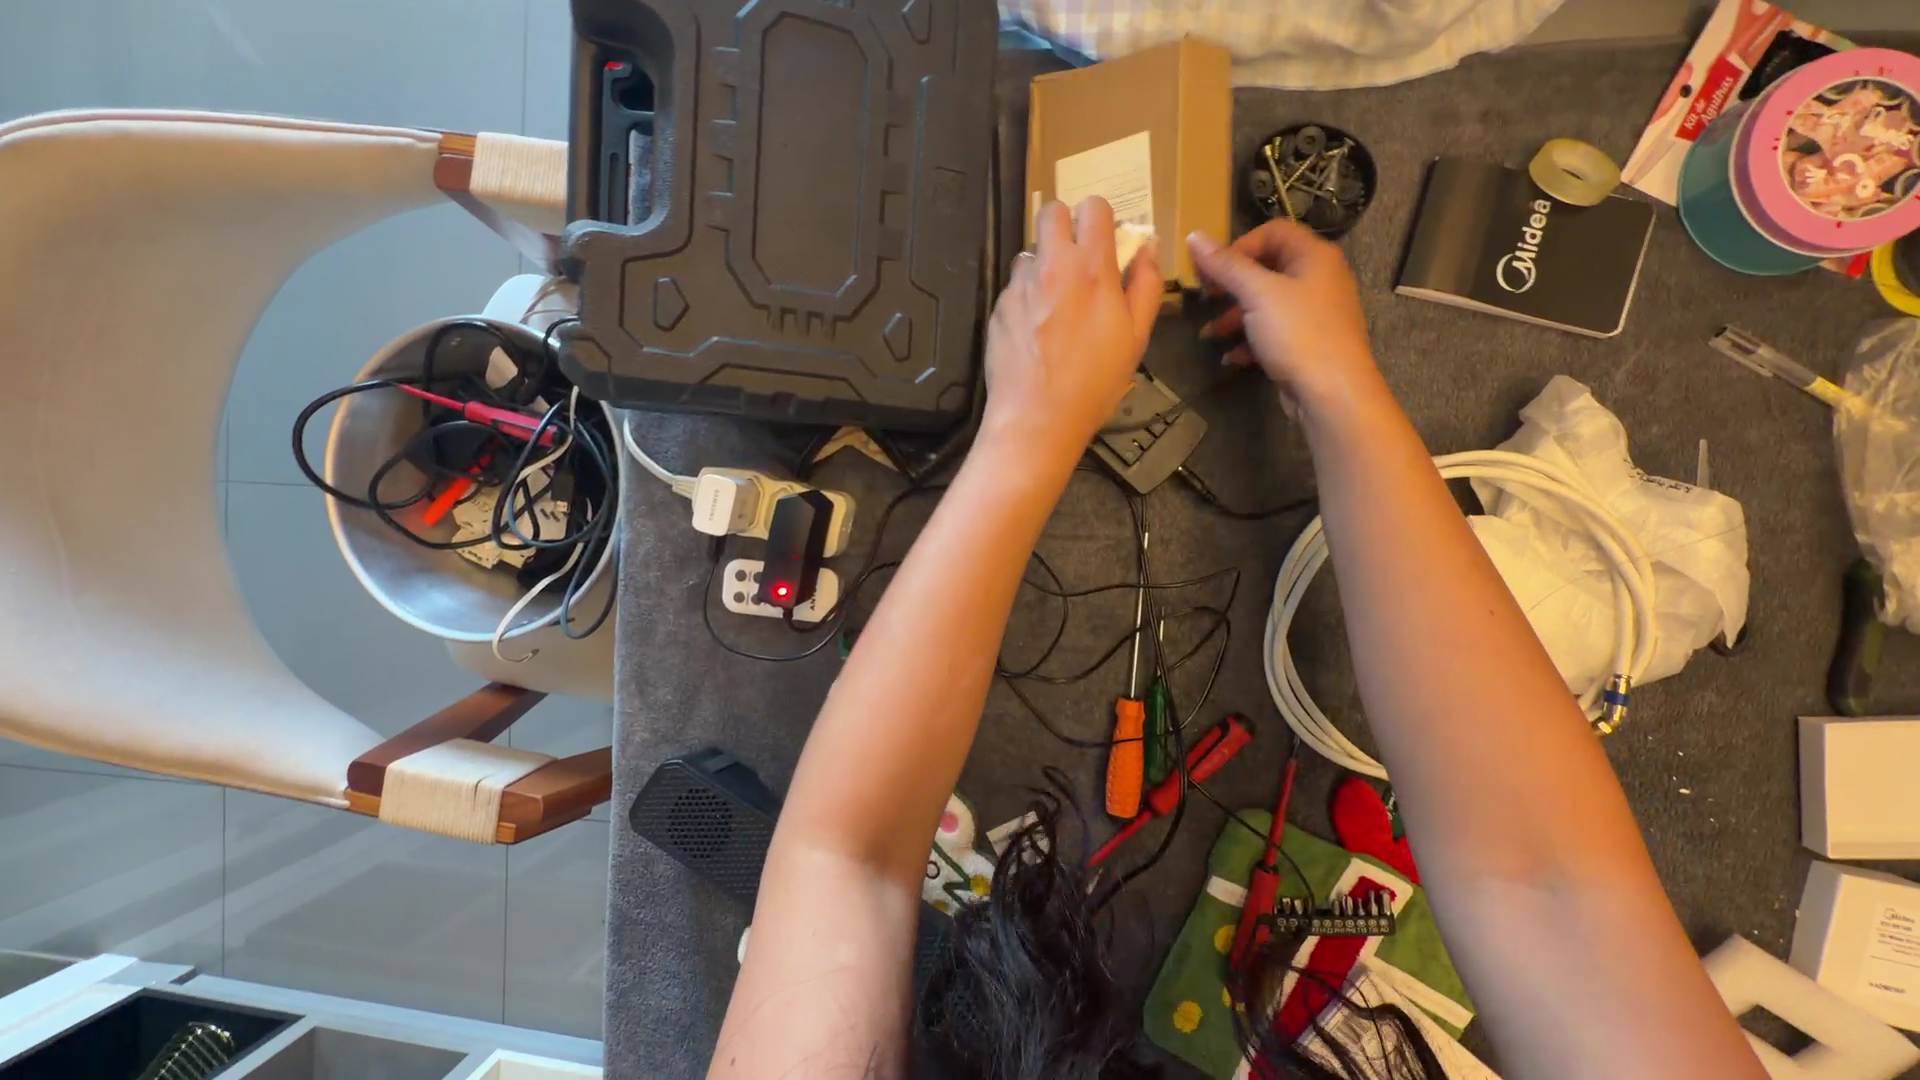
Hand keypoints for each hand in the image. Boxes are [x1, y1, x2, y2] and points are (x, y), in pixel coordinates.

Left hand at [979, 197, 1161, 462]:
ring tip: (1055, 302)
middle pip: (1052, 211)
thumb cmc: (1093, 383)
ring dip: (1044, 264)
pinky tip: (1035, 330)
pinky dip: (1026, 297)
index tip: (1105, 243)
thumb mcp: (1136, 337)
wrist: (1036, 418)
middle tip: (1077, 260)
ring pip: (1030, 251)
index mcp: (1091, 268)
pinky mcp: (998, 309)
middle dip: (1066, 227)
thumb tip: (1148, 248)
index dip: (1100, 220)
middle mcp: (1051, 267)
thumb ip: (1146, 285)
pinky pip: (1014, 287)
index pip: (1093, 207)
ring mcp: (1018, 287)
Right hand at [1189, 222, 1382, 418]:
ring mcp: (1313, 312)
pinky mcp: (1306, 342)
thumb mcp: (1258, 294)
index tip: (1213, 268)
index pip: (1273, 231)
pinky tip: (1231, 357)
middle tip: (1205, 297)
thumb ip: (1226, 265)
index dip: (1239, 245)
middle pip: (1267, 268)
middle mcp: (1318, 278)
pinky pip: (1272, 332)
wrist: (1332, 392)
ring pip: (1266, 303)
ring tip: (1209, 335)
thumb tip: (1194, 236)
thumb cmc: (1298, 333)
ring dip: (1234, 316)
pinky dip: (1249, 340)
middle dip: (1231, 285)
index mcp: (1314, 256)